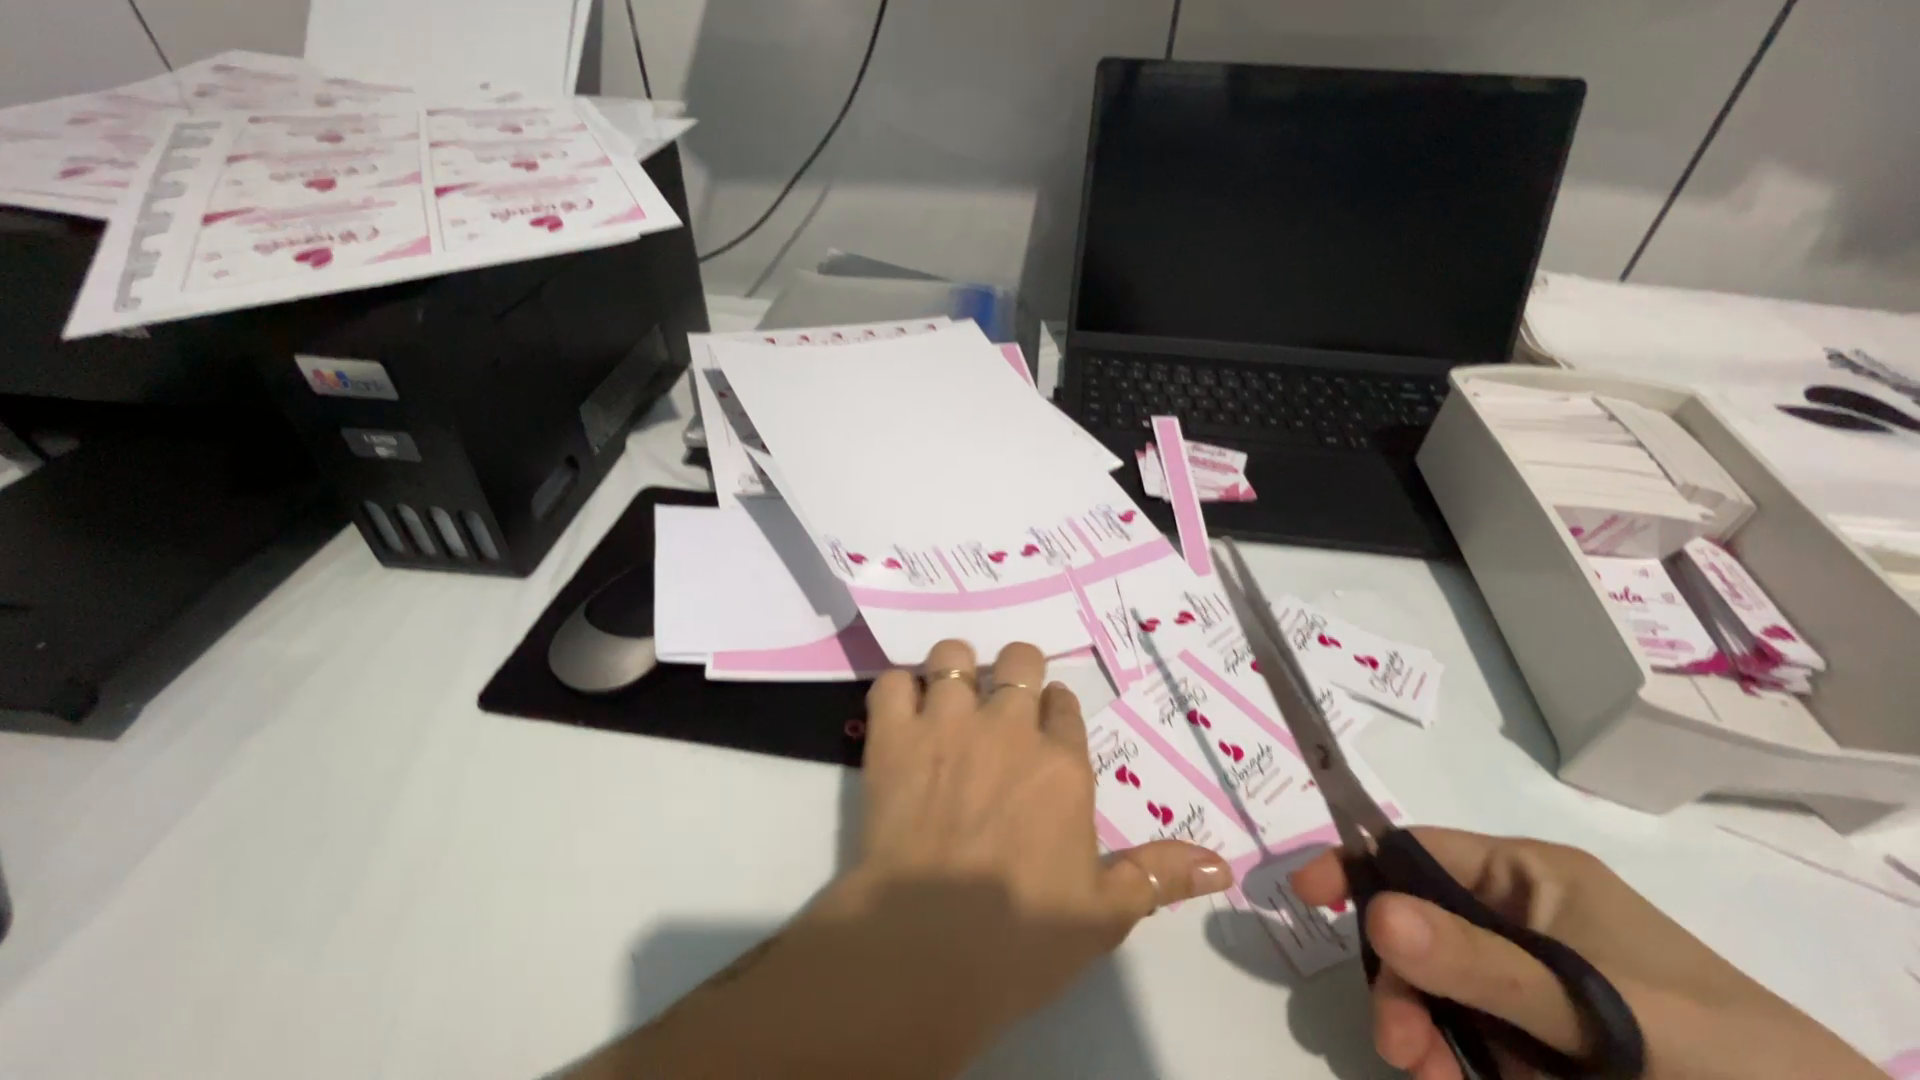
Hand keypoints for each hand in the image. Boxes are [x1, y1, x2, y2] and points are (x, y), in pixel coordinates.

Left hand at [826, 638, 1235, 1036]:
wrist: (927, 944)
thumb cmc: (1021, 935)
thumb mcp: (1104, 913)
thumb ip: (1159, 875)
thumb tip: (1223, 865)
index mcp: (1063, 765)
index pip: (1065, 706)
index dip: (1054, 711)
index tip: (1045, 726)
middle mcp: (1008, 729)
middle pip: (1018, 661)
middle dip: (1014, 672)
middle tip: (1001, 702)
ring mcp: (946, 726)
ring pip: (952, 657)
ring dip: (954, 670)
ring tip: (949, 701)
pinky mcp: (892, 738)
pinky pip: (891, 683)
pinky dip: (897, 690)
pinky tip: (902, 715)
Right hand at [1289, 828, 1880, 1079]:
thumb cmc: (1712, 1046)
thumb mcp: (1595, 1004)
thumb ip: (1484, 963)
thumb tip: (1374, 913)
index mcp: (1527, 877)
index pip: (1415, 850)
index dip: (1356, 866)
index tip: (1304, 896)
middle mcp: (1515, 917)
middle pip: (1412, 928)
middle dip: (1396, 982)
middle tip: (1401, 1046)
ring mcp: (1520, 978)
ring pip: (1430, 988)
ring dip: (1419, 1030)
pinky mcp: (1530, 1035)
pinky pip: (1462, 1034)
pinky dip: (1449, 1060)